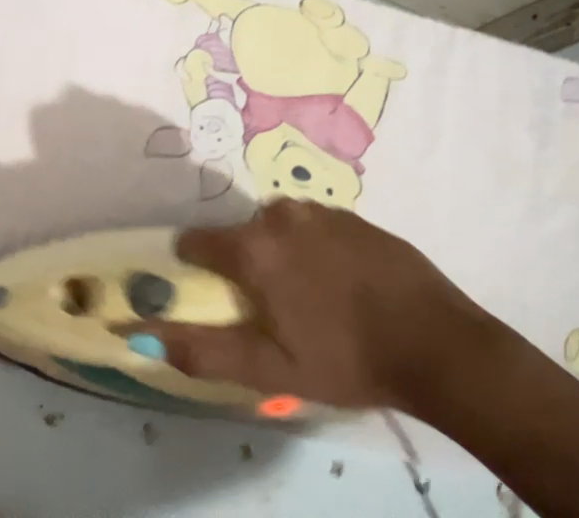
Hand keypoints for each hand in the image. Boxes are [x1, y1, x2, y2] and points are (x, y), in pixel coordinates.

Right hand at [121, 199, 502, 411]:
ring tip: (310, 299)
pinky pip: (318, 228)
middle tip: (270, 310)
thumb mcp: (267, 368)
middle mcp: (281, 215)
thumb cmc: (345, 359)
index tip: (211, 296)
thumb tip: (139, 333)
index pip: (195, 242)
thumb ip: (200, 349)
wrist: (439, 345)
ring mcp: (325, 212)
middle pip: (241, 235)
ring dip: (282, 255)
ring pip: (281, 228)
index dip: (194, 269)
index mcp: (252, 247)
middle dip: (245, 265)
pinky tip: (342, 286)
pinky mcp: (360, 218)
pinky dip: (317, 250)